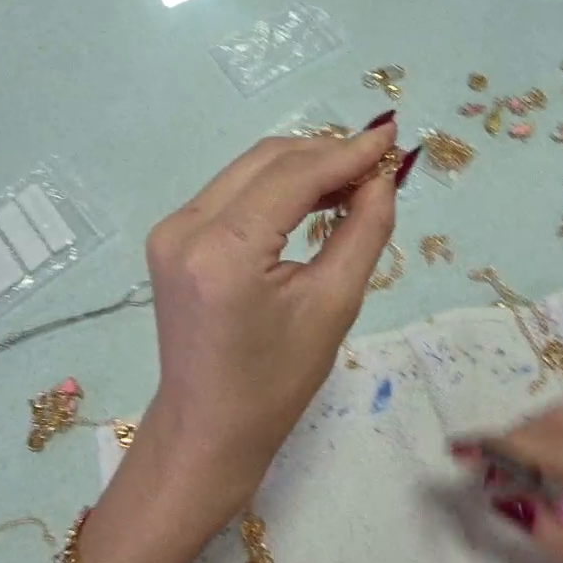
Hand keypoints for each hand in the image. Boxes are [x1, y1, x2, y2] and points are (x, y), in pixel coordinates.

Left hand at [141, 116, 403, 518]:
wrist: (207, 426)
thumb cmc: (276, 382)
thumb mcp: (333, 306)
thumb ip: (363, 231)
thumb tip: (381, 177)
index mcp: (223, 252)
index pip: (291, 177)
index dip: (345, 152)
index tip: (391, 137)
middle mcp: (186, 227)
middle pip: (266, 162)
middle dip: (325, 154)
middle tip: (376, 162)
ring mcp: (171, 228)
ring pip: (248, 170)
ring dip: (301, 167)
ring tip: (353, 179)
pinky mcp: (171, 235)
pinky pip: (232, 191)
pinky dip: (274, 186)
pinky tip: (311, 196)